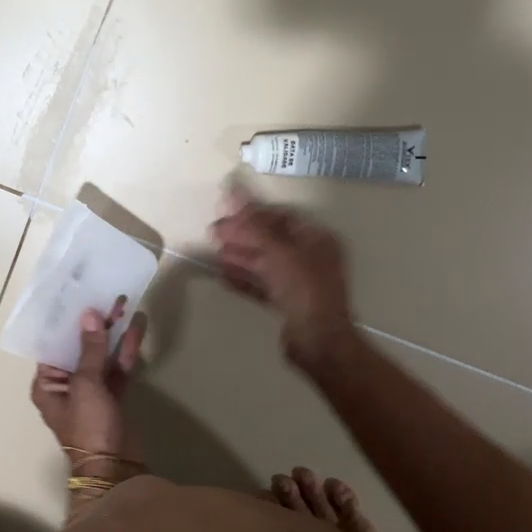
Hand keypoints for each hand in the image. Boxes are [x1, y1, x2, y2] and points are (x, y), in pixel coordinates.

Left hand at [30, 299, 146, 460]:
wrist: (116, 468)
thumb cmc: (89, 425)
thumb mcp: (86, 384)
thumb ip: (90, 349)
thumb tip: (90, 314)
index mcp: (48, 383)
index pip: (54, 343)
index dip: (67, 321)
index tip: (78, 296)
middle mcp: (66, 384)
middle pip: (81, 347)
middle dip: (96, 324)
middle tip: (111, 297)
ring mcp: (91, 390)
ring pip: (102, 355)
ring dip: (114, 333)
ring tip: (126, 304)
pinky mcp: (113, 396)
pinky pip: (118, 367)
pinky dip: (126, 350)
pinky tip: (137, 328)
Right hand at [210, 192, 357, 370]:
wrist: (318, 342)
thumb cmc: (302, 290)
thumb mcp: (277, 252)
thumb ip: (253, 223)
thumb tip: (232, 189)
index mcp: (316, 239)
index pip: (281, 216)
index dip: (253, 212)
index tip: (226, 210)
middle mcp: (311, 257)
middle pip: (271, 239)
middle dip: (242, 234)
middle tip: (213, 232)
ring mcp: (300, 282)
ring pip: (265, 262)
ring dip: (240, 255)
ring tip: (214, 251)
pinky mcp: (288, 303)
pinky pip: (262, 284)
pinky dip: (244, 278)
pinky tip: (223, 275)